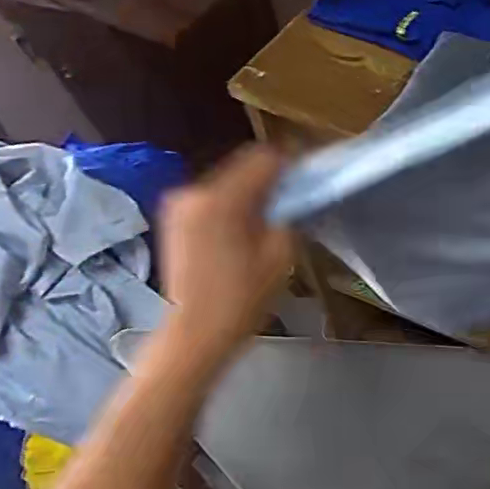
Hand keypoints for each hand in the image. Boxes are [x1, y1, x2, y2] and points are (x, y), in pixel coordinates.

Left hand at [155, 146, 295, 368]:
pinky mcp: (175, 220)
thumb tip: (295, 197)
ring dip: (254, 196)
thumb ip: (288, 217)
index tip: (314, 175)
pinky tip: (250, 232)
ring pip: (228, 186)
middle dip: (273, 181)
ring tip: (276, 221)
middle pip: (243, 170)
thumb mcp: (281, 256)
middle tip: (300, 202)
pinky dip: (236, 208)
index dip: (292, 163)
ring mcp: (179, 205)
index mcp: (221, 200)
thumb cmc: (245, 297)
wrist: (197, 329)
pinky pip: (213, 201)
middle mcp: (192, 193)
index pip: (262, 159)